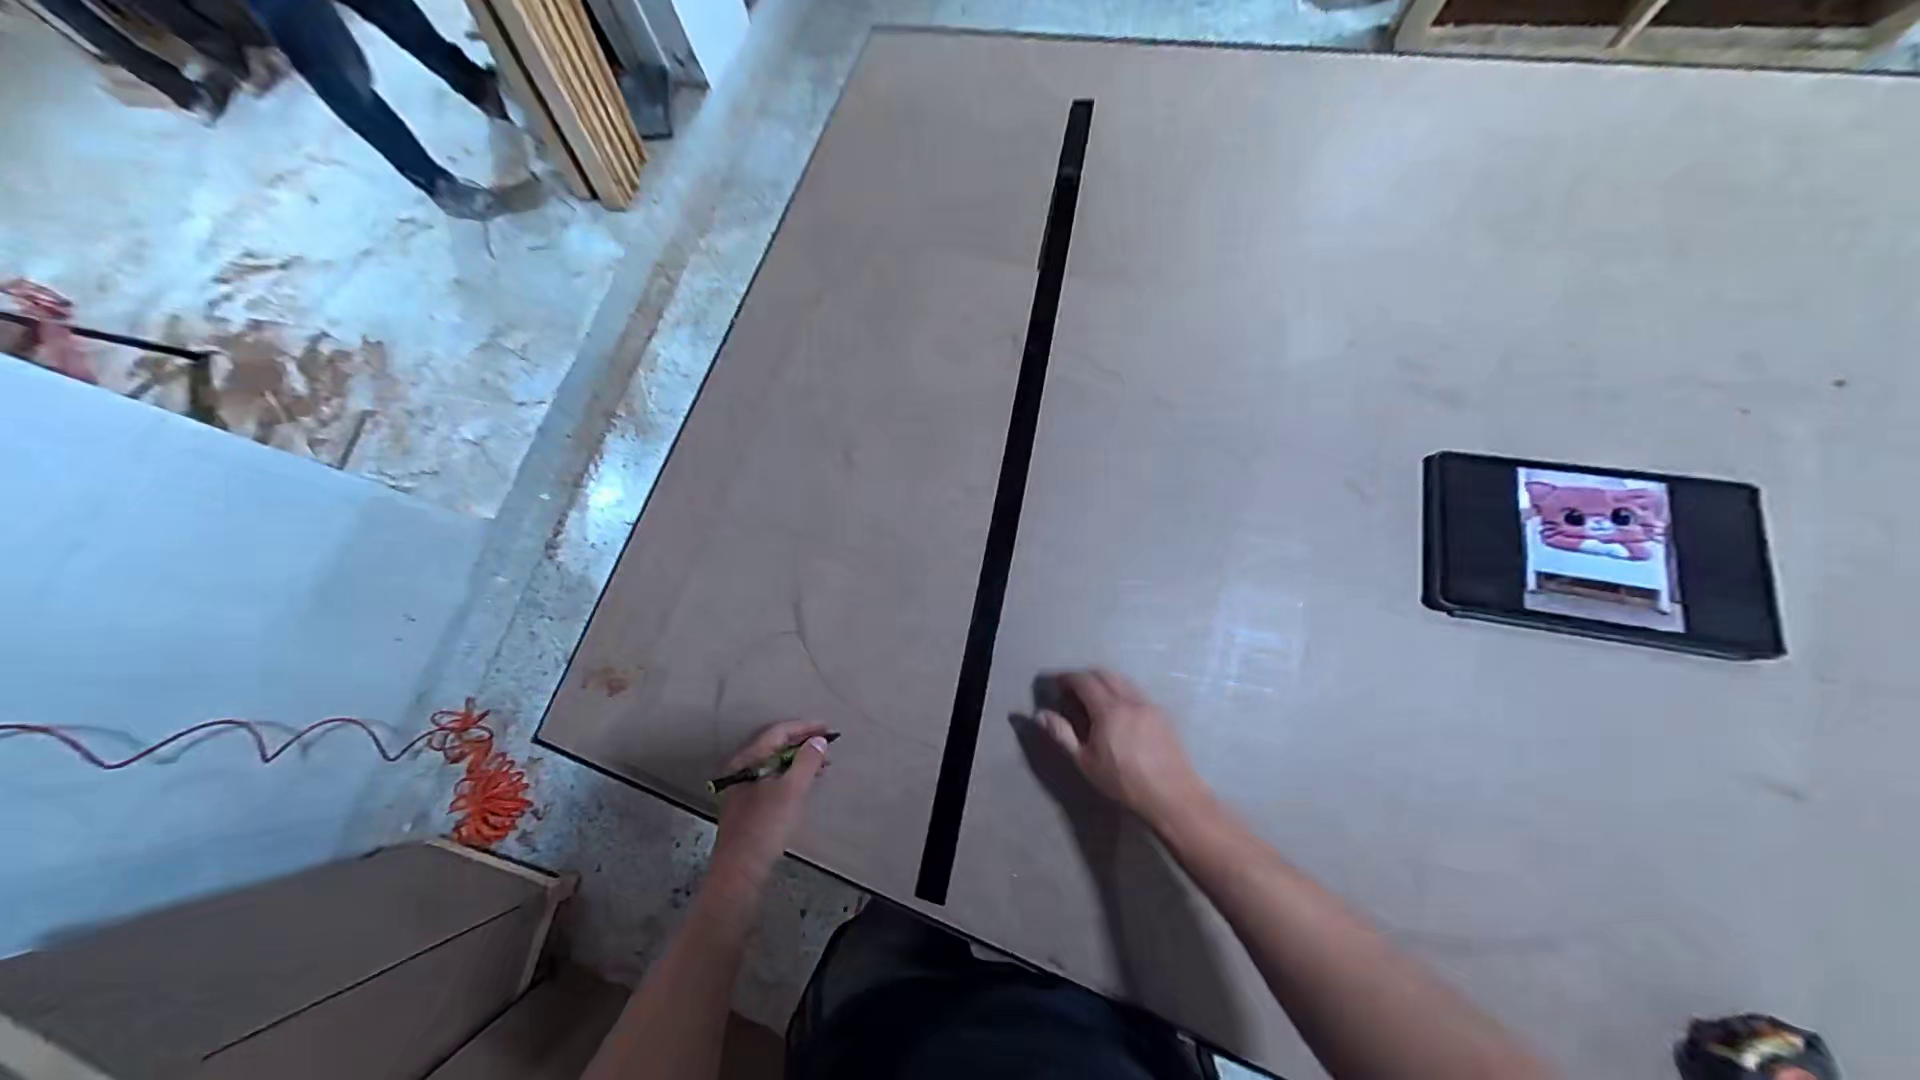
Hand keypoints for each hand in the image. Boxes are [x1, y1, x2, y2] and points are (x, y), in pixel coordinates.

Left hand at [710, 721, 830, 881]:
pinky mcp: (748, 806)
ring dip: (799, 760)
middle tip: (828, 746)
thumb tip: (818, 741)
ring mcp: (743, 788)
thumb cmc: (766, 825)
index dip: (805, 727)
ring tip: (822, 765)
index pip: (779, 733)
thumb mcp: (792, 789)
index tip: (828, 728)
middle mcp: (742, 769)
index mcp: (748, 760)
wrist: (741, 870)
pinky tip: (804, 784)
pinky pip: (773, 779)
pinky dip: (791, 776)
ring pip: (775, 764)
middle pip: (775, 746)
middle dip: (804, 743)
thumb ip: (807, 761)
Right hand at [1037, 668, 1209, 826]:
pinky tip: (1118, 710)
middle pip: (1104, 673)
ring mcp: (1149, 704)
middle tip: (1071, 689)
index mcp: (1109, 709)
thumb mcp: (1086, 762)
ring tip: (1093, 698)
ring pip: (1122, 679)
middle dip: (1085, 676)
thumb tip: (1040, 714)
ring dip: (1104, 681)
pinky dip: (1121, 690)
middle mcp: (1130, 699)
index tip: (1056, 683)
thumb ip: (1062, 734)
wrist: (1172, 795)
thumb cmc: (1124, 782)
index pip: (1084, 680)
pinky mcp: (1162, 713)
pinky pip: (1136, 691)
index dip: (1067, 677)